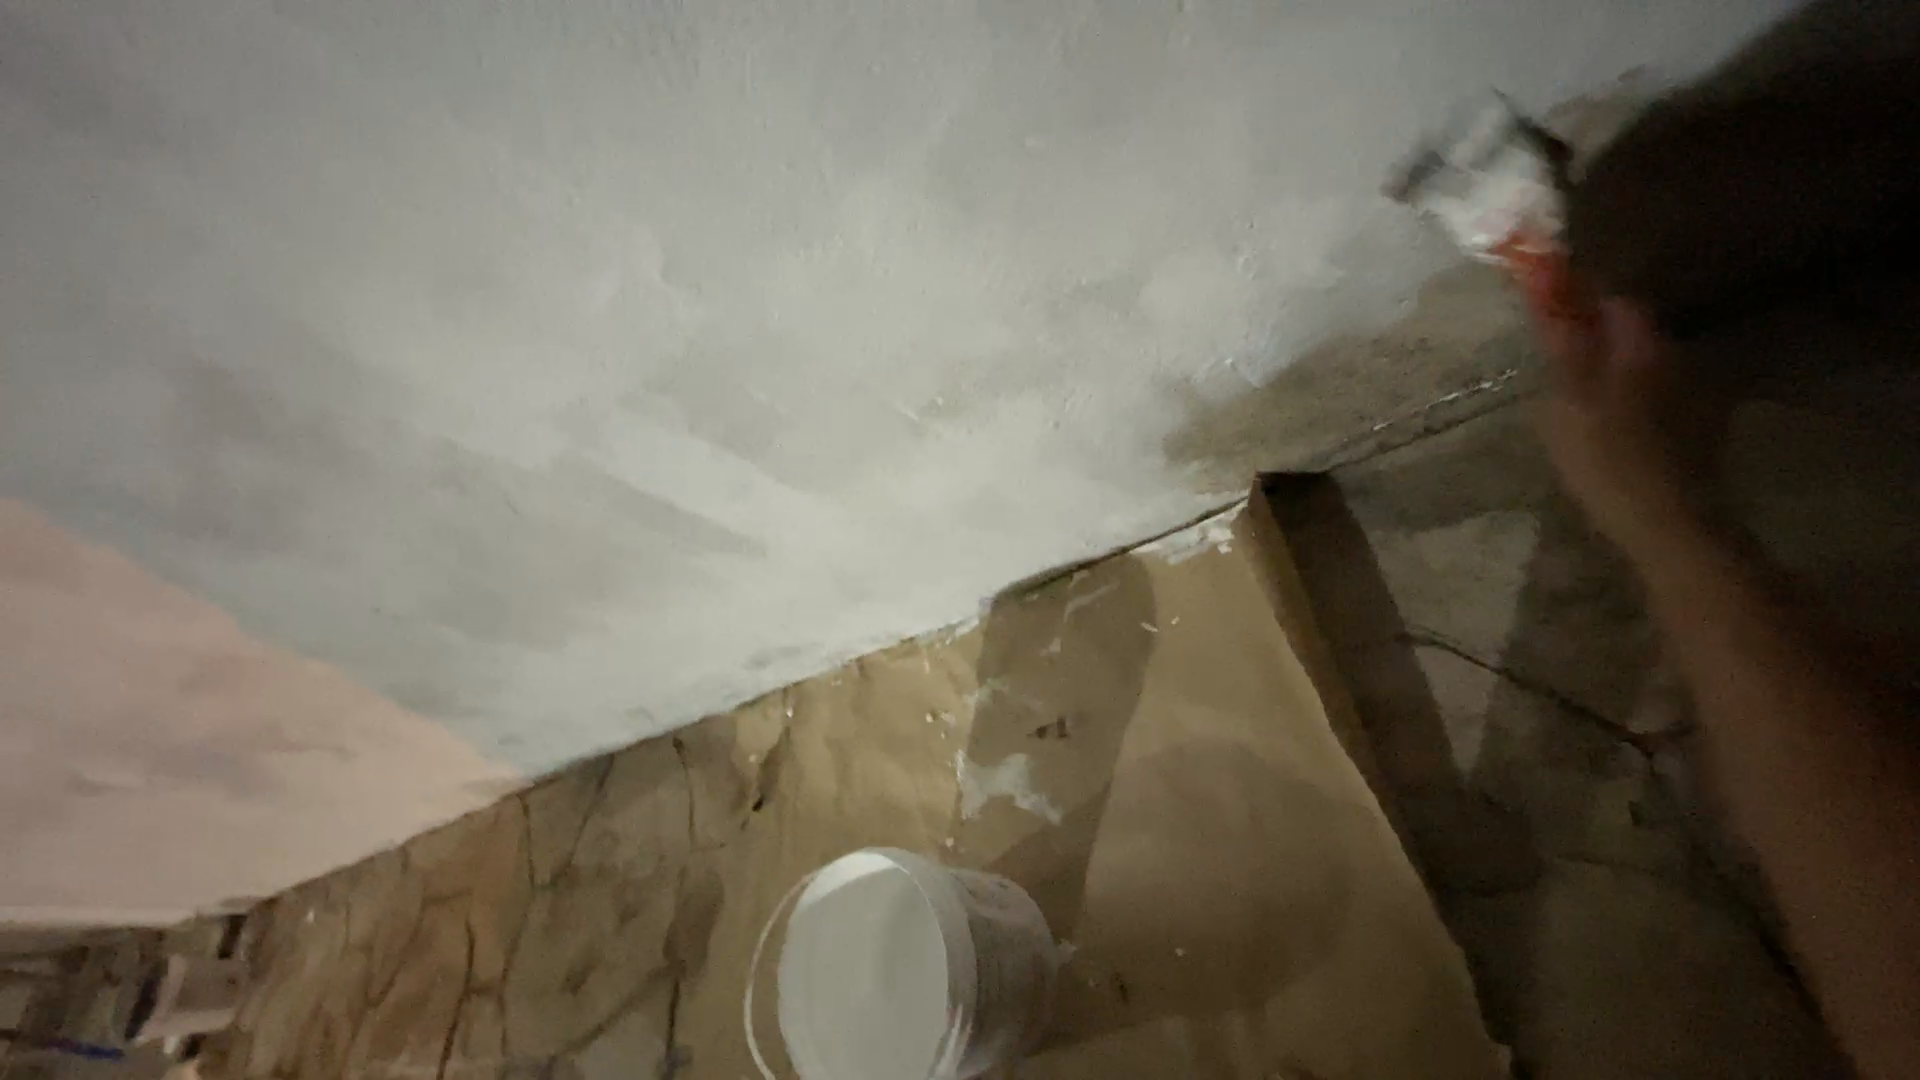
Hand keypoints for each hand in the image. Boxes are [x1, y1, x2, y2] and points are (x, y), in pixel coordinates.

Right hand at [1530, 297, 1726, 559]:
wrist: (1663, 517)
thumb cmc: (1603, 454)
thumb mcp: (1567, 396)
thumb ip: (1562, 342)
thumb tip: (1549, 285)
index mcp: (1643, 350)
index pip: (1617, 305)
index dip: (1582, 305)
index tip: (1549, 319)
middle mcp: (1675, 362)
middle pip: (1633, 336)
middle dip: (1596, 340)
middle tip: (1554, 365)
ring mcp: (1690, 396)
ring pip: (1643, 367)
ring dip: (1612, 373)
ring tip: (1575, 401)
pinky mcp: (1694, 428)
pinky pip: (1653, 398)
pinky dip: (1628, 402)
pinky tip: (1607, 430)